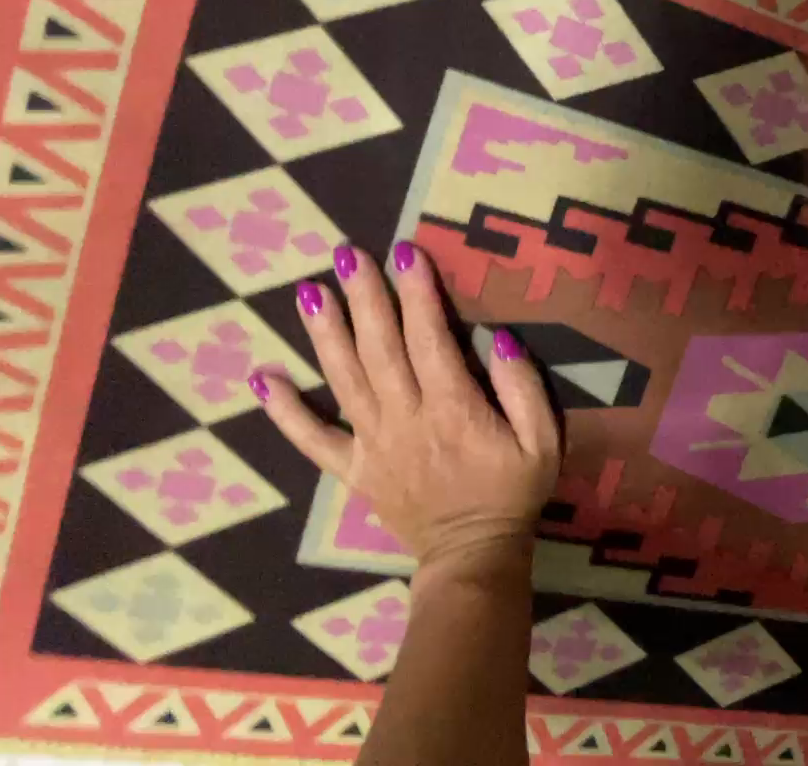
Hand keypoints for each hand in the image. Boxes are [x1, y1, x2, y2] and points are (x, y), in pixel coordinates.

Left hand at [252, 241, 560, 583]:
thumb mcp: (544, 440)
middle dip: (365, 298)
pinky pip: (311, 439)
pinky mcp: (353, 468)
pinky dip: (284, 410)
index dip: (417, 295)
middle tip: (347, 253)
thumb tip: (500, 340)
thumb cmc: (515, 490)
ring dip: (326, 334)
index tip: (405, 254)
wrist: (474, 553)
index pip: (430, 340)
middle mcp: (404, 419)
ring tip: (309, 290)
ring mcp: (372, 444)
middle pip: (379, 350)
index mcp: (453, 409)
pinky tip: (262, 379)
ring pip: (344, 380)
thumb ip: (524, 389)